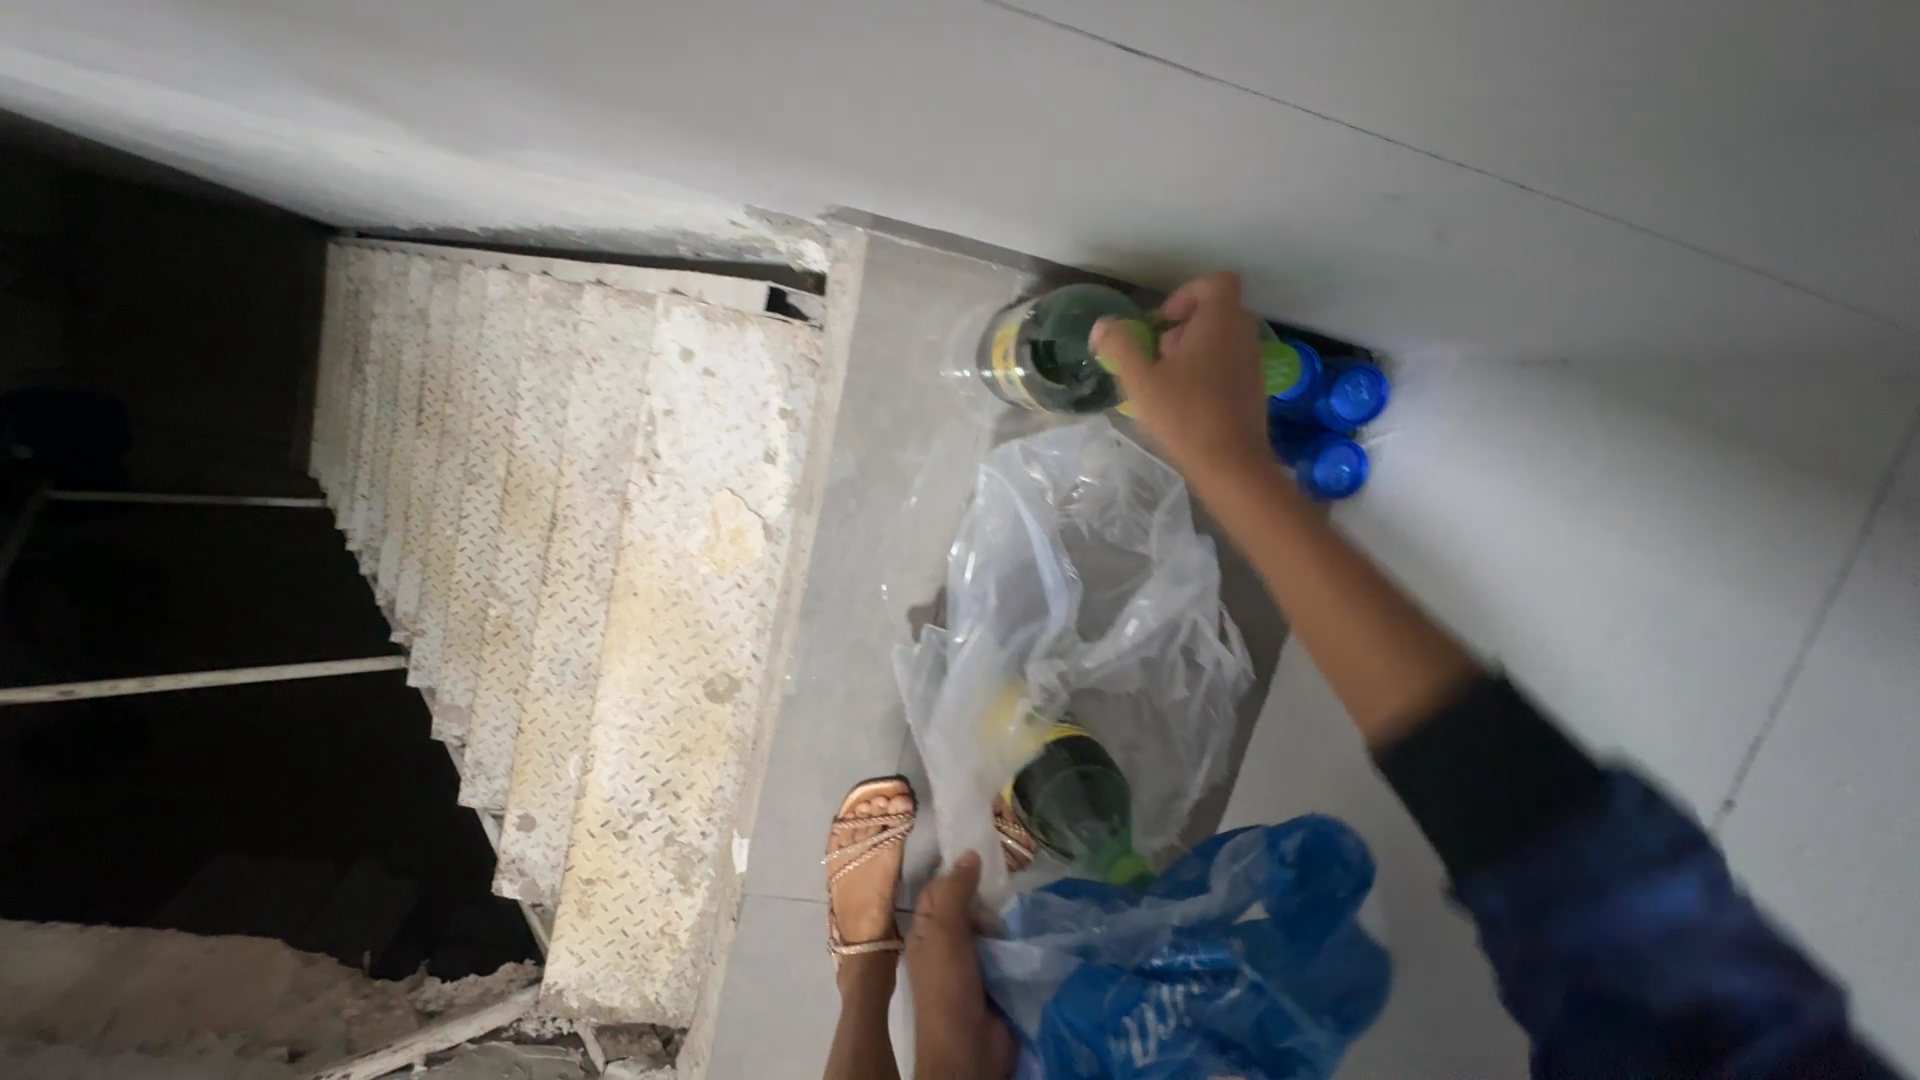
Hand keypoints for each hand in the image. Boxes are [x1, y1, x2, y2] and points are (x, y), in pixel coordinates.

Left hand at [907, 851, 1016, 1079]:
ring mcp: (974, 960)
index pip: (940, 888)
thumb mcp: (944, 932)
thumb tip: (969, 853)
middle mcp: (948, 942)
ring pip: (991, 923)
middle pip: (968, 904)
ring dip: (1005, 912)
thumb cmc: (947, 987)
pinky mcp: (999, 976)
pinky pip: (1009, 946)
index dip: (957, 868)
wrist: (971, 1049)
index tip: (983, 844)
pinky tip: (1034, 917)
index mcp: (925, 931)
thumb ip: (956, 892)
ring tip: (1025, 885)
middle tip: (1010, 864)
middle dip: (986, 889)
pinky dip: (1018, 934)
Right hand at [1091, 272, 1270, 483]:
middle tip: (1156, 357)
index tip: (1160, 324)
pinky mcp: (1254, 391)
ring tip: (1166, 385)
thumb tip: (1104, 325)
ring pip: (1221, 341)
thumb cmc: (1184, 416)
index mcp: (1220, 321)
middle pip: (1215, 312)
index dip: (1184, 295)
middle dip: (1182, 328)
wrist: (1231, 465)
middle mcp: (1244, 335)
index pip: (1214, 282)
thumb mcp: (1140, 380)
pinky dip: (1206, 374)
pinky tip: (1185, 406)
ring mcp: (1253, 364)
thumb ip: (1120, 345)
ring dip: (1192, 354)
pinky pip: (1228, 366)